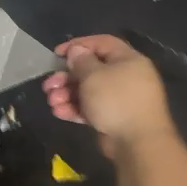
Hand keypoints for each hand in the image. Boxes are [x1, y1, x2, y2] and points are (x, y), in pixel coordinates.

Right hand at [42, 35, 175, 154]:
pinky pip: (91, 108)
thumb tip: (76, 51)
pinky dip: (75, 109)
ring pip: (88, 91)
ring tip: (51, 102)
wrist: (137, 142)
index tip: (57, 54)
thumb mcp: (94, 76)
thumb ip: (81, 61)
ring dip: (67, 94)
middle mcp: (125, 76)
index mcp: (127, 60)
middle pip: (90, 70)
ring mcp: (119, 99)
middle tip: (48, 85)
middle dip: (66, 77)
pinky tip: (58, 112)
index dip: (78, 45)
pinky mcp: (112, 118)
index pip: (101, 43)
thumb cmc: (116, 100)